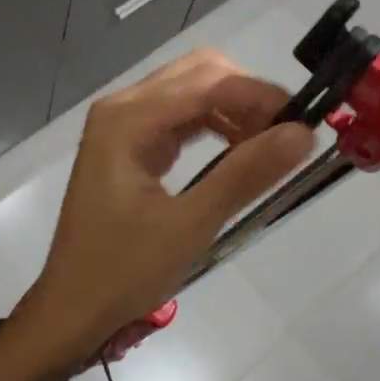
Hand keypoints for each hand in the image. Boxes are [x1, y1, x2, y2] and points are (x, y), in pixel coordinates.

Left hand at [8, 51, 313, 362]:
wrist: (73, 306)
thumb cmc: (124, 270)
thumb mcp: (190, 224)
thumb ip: (245, 174)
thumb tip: (302, 133)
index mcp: (127, 119)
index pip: (206, 82)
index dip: (259, 94)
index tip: (306, 122)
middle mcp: (120, 108)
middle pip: (197, 74)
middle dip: (246, 96)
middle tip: (287, 136)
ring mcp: (120, 125)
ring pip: (189, 92)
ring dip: (233, 110)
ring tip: (270, 149)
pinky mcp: (127, 144)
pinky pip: (177, 117)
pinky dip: (212, 127)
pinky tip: (240, 153)